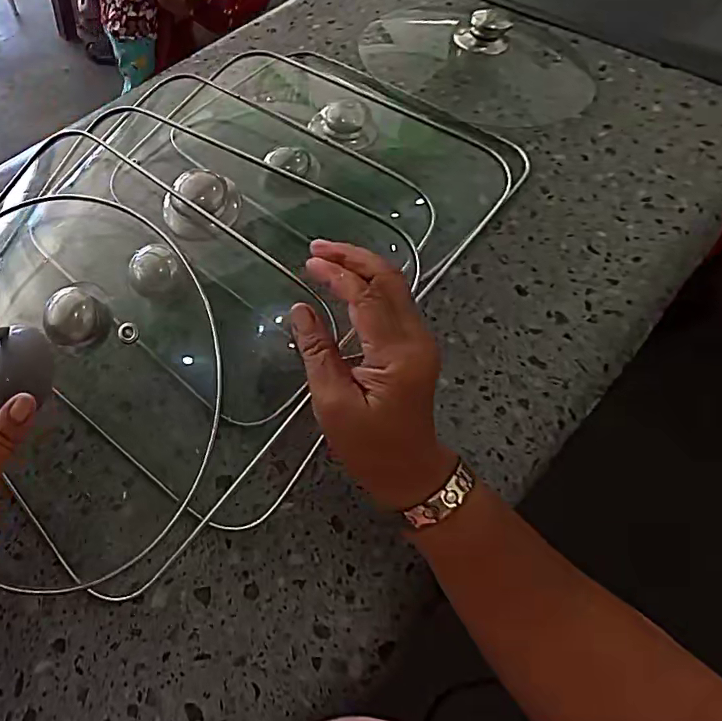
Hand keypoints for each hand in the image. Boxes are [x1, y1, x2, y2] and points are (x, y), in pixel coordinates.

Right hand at [290, 241, 453, 511]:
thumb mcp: (333, 404)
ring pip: (395, 286)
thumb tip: (301, 309)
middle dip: (354, 257)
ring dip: (362, 266)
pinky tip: (346, 281)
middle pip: (390, 279)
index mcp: (397, 353)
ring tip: (327, 257)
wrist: (412, 472)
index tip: (308, 263)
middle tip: (318, 248)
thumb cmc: (370, 447)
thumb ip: (318, 351)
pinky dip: (369, 284)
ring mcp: (420, 339)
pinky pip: (394, 301)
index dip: (337, 274)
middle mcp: (416, 338)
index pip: (366, 297)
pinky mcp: (415, 344)